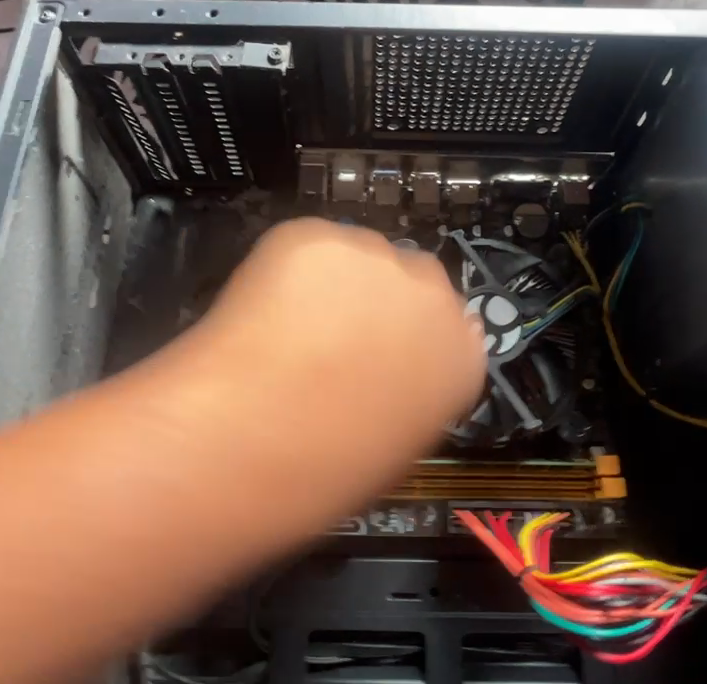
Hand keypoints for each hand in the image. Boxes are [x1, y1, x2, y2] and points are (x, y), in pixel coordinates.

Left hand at [147, 218, 485, 527]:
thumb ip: (413, 397)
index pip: (450, 327)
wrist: (247, 440)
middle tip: (333, 338)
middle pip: (409, 278)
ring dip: (331, 284)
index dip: (409, 336)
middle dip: (376, 301)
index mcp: (459, 357)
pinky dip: (287, 270)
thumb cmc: (319, 470)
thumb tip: (394, 380)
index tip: (383, 348)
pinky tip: (267, 312)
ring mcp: (373, 258)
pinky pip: (306, 245)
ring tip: (291, 331)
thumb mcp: (395, 451)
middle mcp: (429, 295)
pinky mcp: (315, 237)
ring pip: (355, 257)